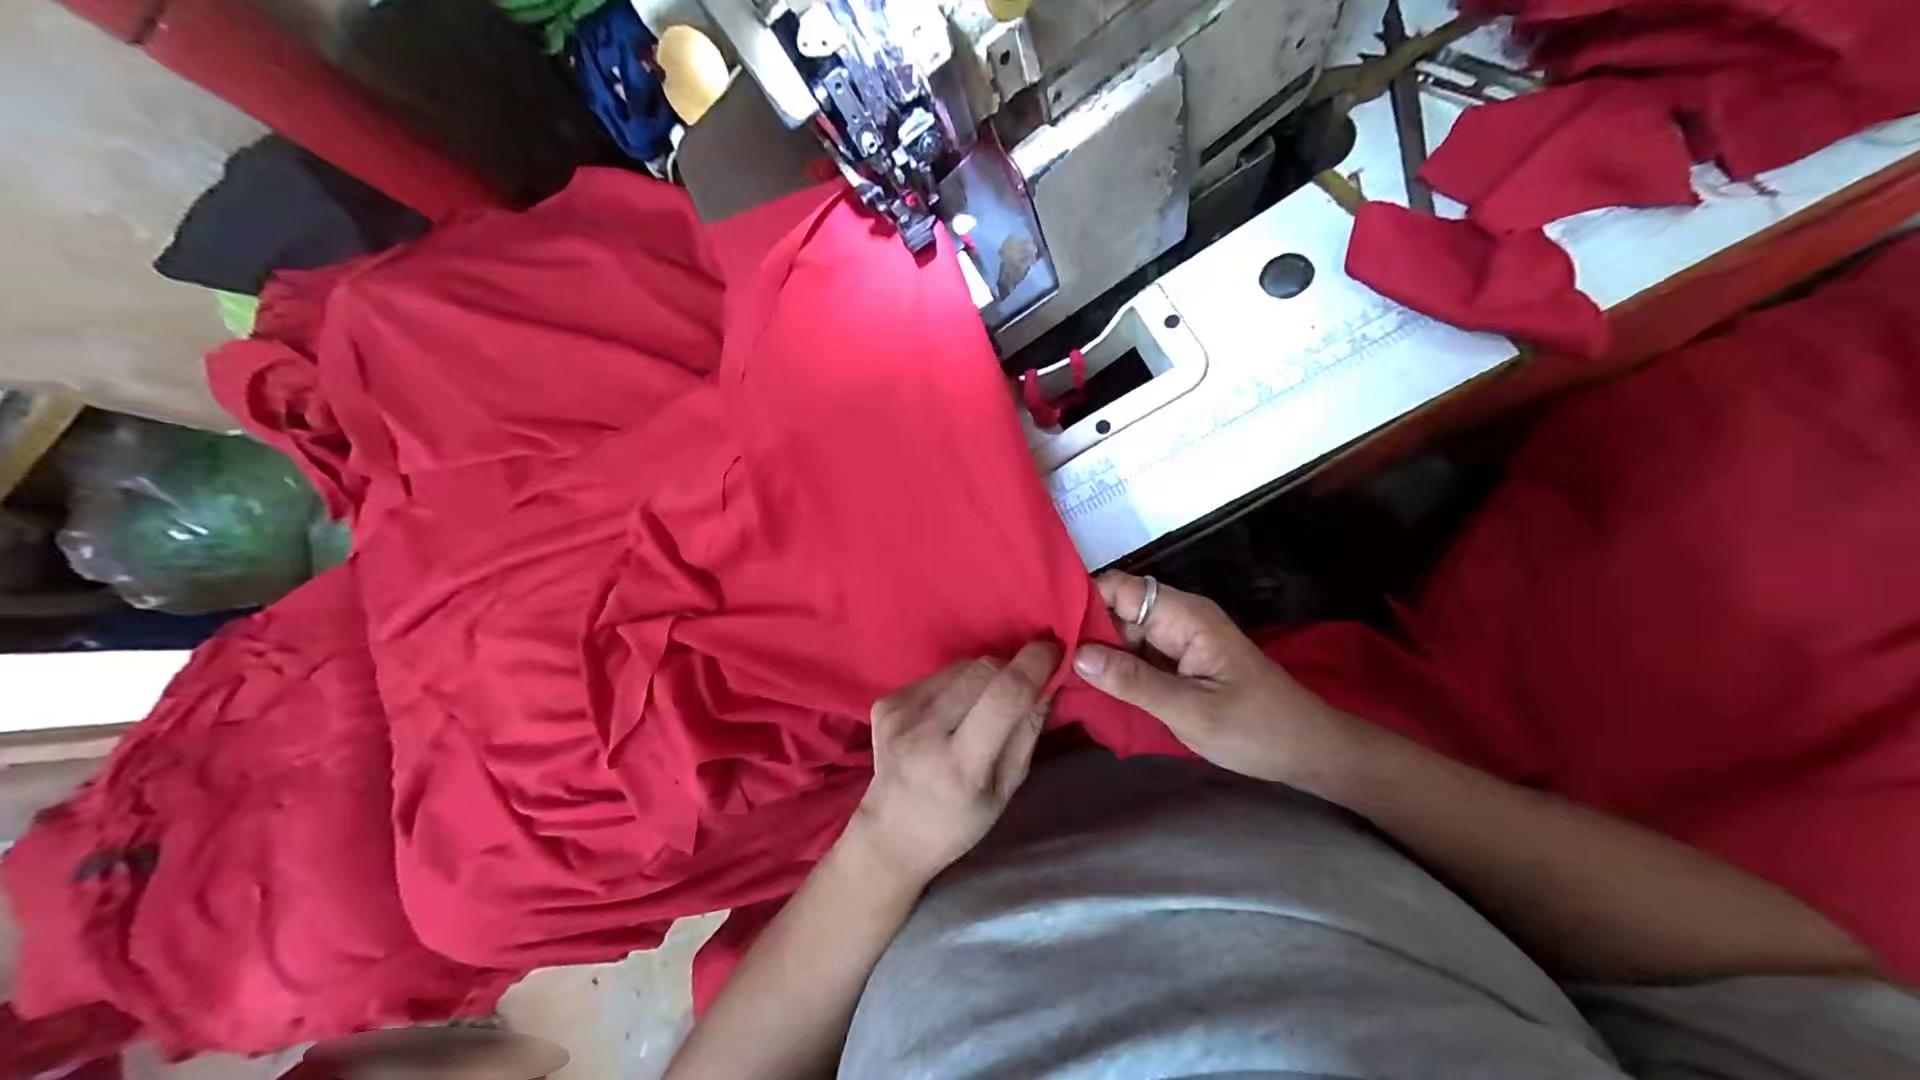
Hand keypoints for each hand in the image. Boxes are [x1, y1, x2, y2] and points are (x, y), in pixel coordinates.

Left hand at [843, 641, 1058, 888]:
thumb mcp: (1007, 788)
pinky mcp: (885, 702)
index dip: (1033, 664)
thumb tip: (1049, 678)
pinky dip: (956, 683)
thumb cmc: (959, 821)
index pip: (1004, 697)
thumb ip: (1028, 731)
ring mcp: (899, 714)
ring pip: (961, 665)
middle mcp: (923, 734)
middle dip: (1010, 669)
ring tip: (981, 706)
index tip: (1053, 650)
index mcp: (960, 766)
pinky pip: (937, 673)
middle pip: (982, 670)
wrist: (890, 834)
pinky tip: (951, 712)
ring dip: (983, 676)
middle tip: (1021, 686)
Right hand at [1073, 572, 1363, 788]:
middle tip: (1039, 656)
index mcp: (1185, 616)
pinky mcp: (1177, 660)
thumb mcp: (1191, 711)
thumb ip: (1133, 681)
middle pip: (1115, 609)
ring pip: (1121, 632)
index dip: (1081, 599)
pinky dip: (1112, 667)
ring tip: (1051, 669)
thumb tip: (1077, 655)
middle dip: (1081, 629)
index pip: (1119, 588)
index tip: (1044, 624)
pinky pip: (1135, 654)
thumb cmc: (1257, 729)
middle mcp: (1177, 618)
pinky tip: (1083, 682)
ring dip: (1093, 650)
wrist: (1308, 751)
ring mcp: (1177, 639)